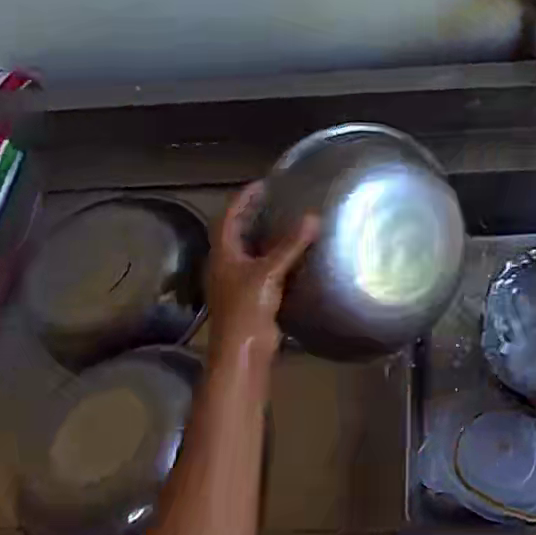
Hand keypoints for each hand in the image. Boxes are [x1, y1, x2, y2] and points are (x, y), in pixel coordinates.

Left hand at [206, 182, 319, 360]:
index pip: (228, 216)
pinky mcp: (251, 296)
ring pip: (249, 250)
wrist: (242, 350)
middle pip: (236, 232)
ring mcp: (236, 281)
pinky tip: (292, 255)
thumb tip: (313, 217)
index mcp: (222, 253)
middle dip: (252, 214)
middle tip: (275, 200)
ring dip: (264, 235)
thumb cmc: (247, 307)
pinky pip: (261, 267)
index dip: (243, 198)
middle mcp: (226, 264)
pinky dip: (274, 256)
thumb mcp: (269, 272)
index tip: (262, 184)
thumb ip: (291, 245)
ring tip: (286, 221)